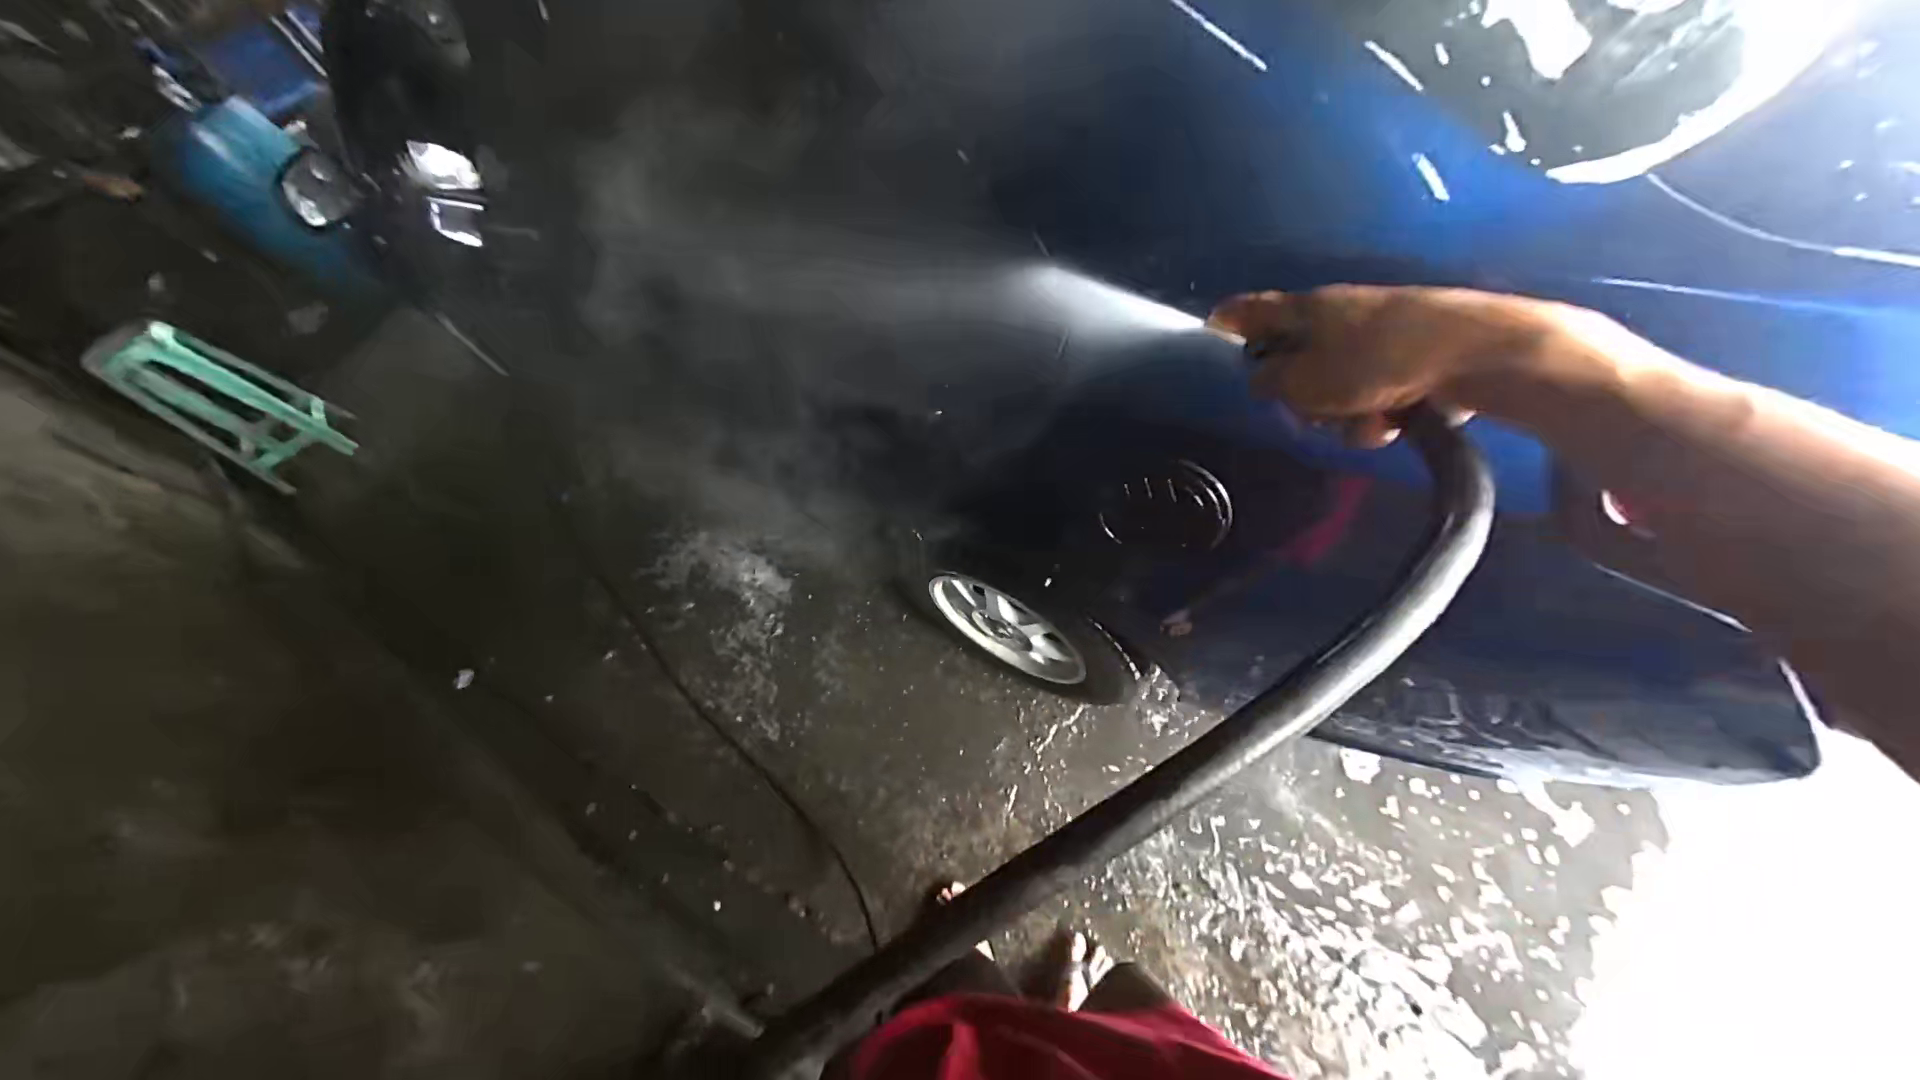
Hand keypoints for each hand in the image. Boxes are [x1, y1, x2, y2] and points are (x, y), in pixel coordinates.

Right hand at [1207, 285, 1616, 446]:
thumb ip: (1271, 382)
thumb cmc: (1376, 363)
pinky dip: (1377, 415)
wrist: (1477, 353)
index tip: (1211, 325)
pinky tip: (1394, 423)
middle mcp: (1339, 317)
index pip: (1255, 310)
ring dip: (1343, 415)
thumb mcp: (1306, 381)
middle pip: (1295, 361)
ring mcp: (1376, 337)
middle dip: (1300, 395)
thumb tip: (1262, 379)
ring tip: (1369, 424)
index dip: (1230, 319)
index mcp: (1309, 310)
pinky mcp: (1409, 359)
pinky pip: (1371, 394)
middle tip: (1308, 411)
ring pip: (1334, 387)